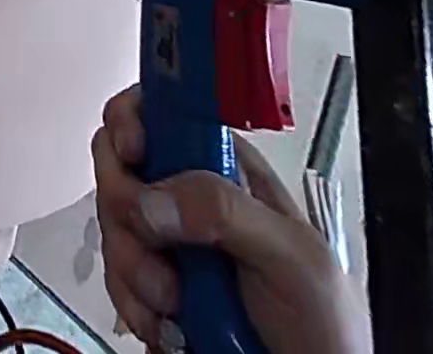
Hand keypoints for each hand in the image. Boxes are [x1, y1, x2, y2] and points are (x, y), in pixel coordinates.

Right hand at [92, 86, 369, 353]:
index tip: (133, 152)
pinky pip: (113, 276)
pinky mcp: (148, 283)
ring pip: (110, 220)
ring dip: (132, 267)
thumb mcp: (291, 254)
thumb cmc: (322, 321)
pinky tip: (167, 324)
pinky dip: (131, 303)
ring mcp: (163, 237)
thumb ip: (225, 209)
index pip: (158, 108)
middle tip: (154, 245)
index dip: (131, 117)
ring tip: (176, 303)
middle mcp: (184, 189)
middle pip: (118, 162)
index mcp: (220, 161)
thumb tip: (150, 198)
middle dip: (124, 206)